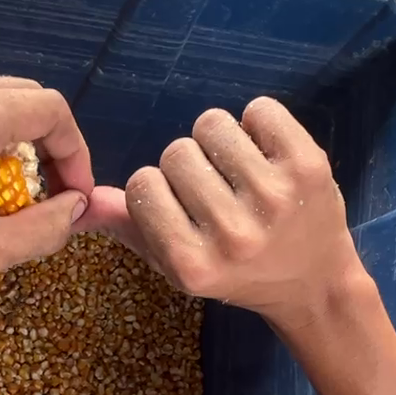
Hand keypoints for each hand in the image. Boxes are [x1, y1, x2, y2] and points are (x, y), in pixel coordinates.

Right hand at [80, 97, 368, 336]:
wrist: (312, 285)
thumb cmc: (233, 275)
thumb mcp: (176, 265)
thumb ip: (130, 229)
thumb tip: (83, 200)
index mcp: (191, 263)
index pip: (142, 185)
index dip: (155, 189)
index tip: (178, 208)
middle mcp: (231, 234)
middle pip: (174, 153)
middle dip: (186, 166)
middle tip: (211, 192)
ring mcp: (272, 198)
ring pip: (212, 124)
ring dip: (217, 141)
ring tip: (235, 171)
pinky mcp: (308, 165)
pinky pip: (259, 109)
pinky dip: (257, 125)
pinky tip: (264, 157)